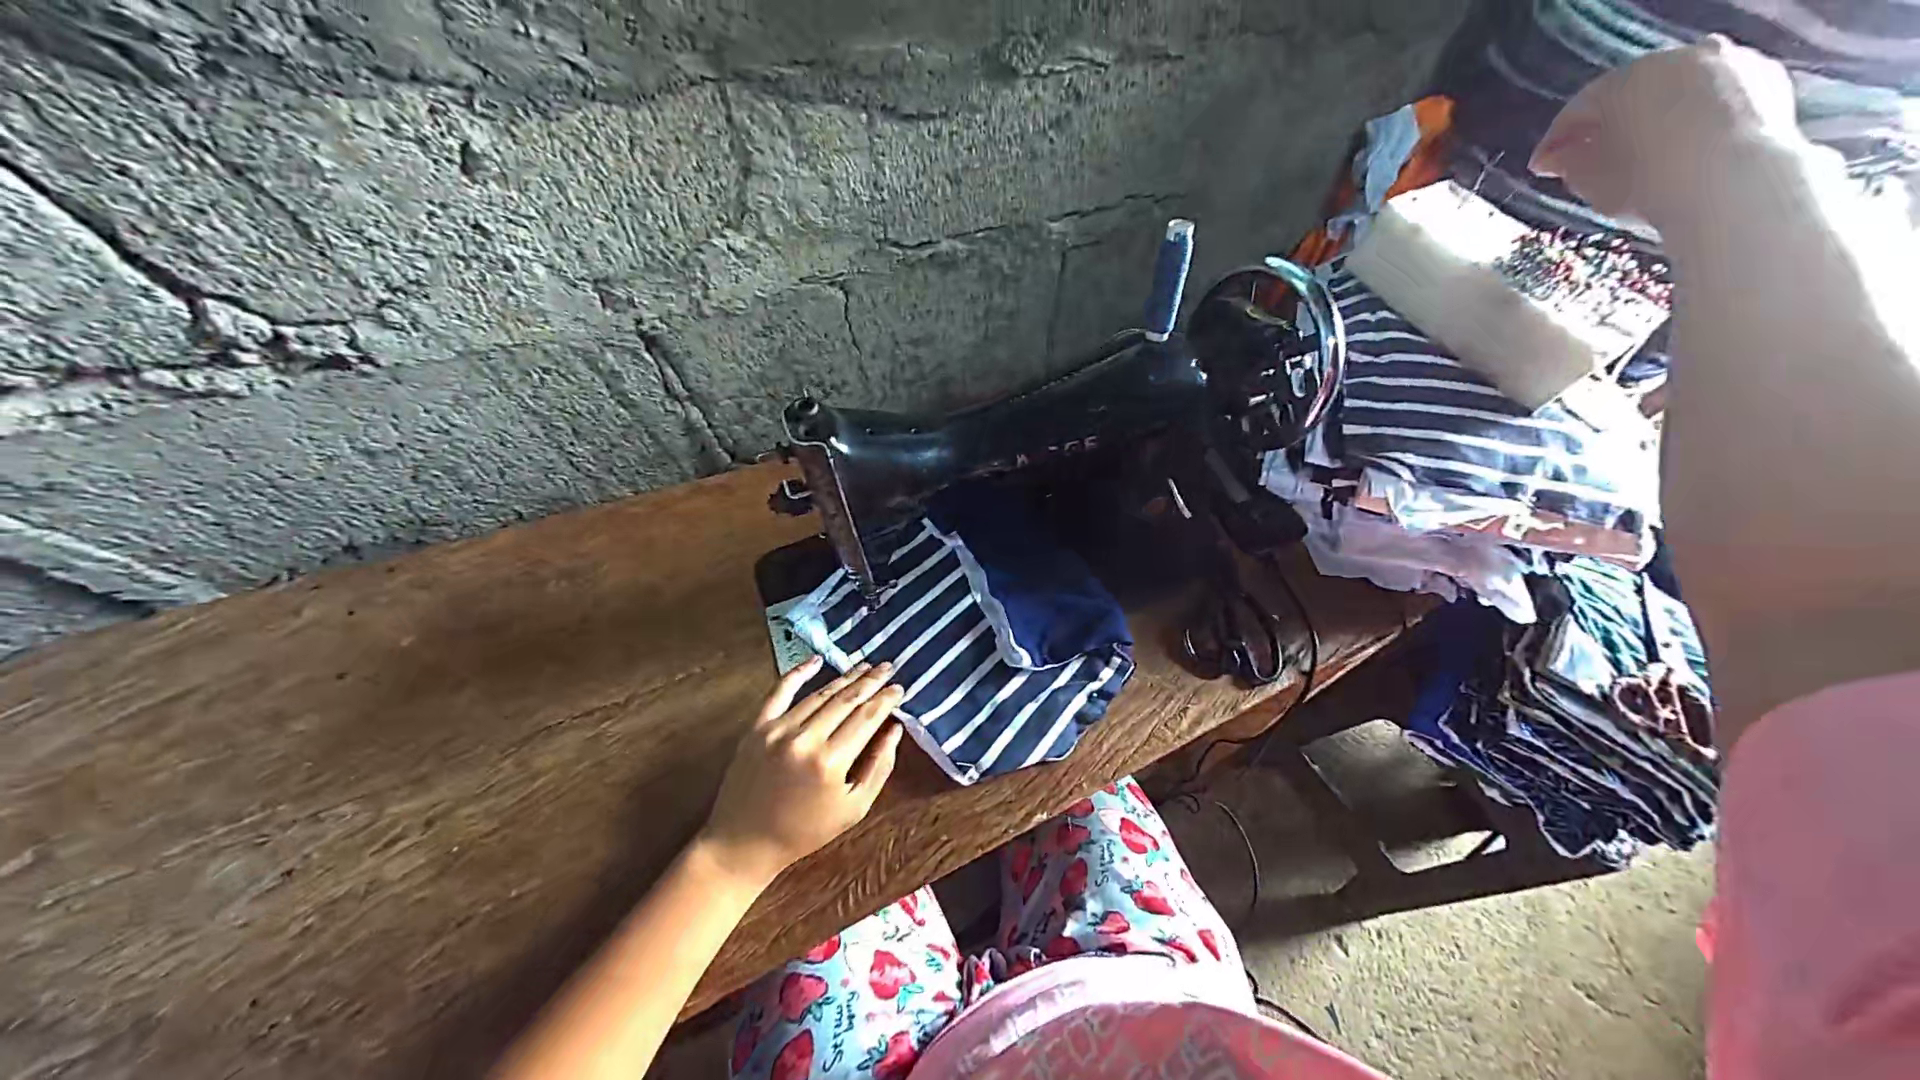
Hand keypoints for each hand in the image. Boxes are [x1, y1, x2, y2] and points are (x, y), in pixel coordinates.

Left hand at [697, 657, 905, 887]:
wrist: (743, 843)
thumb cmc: (804, 832)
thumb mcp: (853, 809)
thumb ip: (879, 766)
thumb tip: (895, 729)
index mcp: (831, 762)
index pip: (867, 717)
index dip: (886, 699)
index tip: (899, 688)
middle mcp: (805, 739)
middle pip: (846, 700)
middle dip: (870, 681)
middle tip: (887, 667)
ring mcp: (778, 730)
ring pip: (819, 694)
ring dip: (844, 678)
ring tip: (863, 667)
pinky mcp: (757, 727)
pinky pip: (779, 691)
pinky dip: (798, 673)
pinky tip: (815, 660)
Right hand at [1531, 36, 1801, 226]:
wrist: (1737, 185)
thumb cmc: (1649, 183)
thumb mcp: (1591, 181)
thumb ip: (1568, 163)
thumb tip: (1557, 156)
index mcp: (1625, 81)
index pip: (1575, 109)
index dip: (1553, 141)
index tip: (1541, 168)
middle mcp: (1677, 58)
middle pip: (1628, 92)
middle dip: (1606, 124)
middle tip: (1587, 158)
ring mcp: (1728, 61)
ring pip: (1675, 89)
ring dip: (1652, 116)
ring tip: (1638, 151)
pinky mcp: (1765, 75)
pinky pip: (1714, 93)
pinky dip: (1694, 114)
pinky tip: (1683, 144)